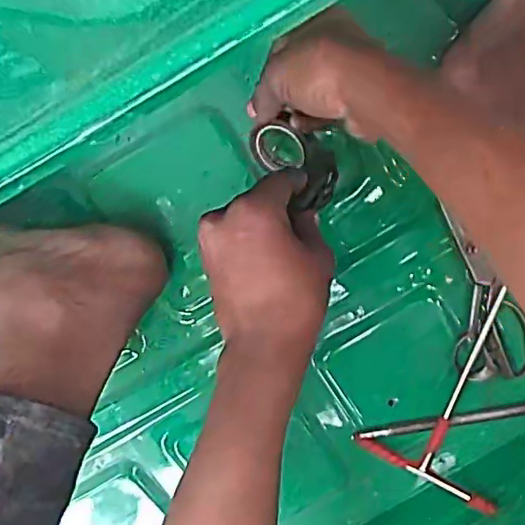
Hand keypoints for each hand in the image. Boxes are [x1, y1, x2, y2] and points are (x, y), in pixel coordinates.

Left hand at [199, 172, 335, 360]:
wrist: (263, 342)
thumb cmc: (297, 299)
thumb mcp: (318, 256)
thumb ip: (309, 227)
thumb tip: (302, 215)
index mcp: (254, 210)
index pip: (279, 181)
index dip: (297, 183)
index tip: (308, 188)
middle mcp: (224, 216)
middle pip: (256, 200)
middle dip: (276, 208)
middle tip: (297, 224)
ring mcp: (210, 239)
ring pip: (241, 219)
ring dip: (259, 225)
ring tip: (281, 246)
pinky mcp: (206, 259)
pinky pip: (230, 238)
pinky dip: (246, 241)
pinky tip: (264, 260)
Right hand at [249, 9, 394, 139]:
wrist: (364, 91)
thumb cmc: (316, 70)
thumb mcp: (277, 78)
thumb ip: (263, 95)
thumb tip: (256, 113)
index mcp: (314, 19)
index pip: (282, 47)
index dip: (268, 76)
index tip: (262, 101)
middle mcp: (336, 37)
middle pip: (301, 70)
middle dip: (286, 96)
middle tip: (275, 116)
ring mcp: (352, 66)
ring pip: (317, 91)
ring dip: (301, 110)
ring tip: (291, 125)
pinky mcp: (363, 93)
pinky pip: (333, 106)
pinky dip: (320, 118)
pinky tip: (309, 128)